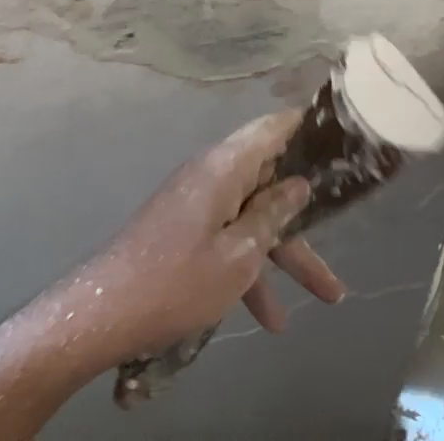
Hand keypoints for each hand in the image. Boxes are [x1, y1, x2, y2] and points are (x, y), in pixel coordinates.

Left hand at [82, 110, 347, 357]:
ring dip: (287, 254)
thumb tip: (298, 185)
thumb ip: (273, 215)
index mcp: (225, 167)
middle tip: (346, 222)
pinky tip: (270, 317)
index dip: (309, 125)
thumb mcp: (239, 255)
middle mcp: (212, 176)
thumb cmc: (175, 282)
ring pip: (254, 219)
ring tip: (327, 295)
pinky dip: (250, 271)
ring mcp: (197, 205)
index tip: (343, 131)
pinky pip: (229, 240)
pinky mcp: (185, 232)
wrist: (97, 318)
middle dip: (309, 214)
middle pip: (272, 182)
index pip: (274, 126)